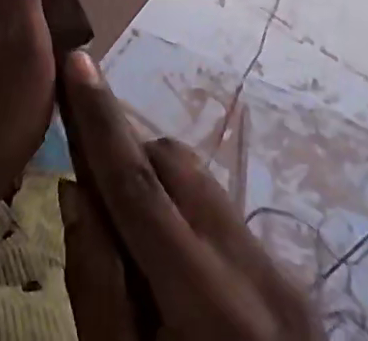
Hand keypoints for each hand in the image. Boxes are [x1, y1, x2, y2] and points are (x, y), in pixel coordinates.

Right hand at [59, 51, 317, 340]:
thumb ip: (95, 278)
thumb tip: (76, 187)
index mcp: (209, 306)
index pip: (141, 187)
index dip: (101, 121)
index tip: (76, 62)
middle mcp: (257, 274)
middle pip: (177, 167)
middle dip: (126, 155)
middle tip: (90, 189)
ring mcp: (283, 275)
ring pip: (201, 183)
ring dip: (154, 183)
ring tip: (129, 237)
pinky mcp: (291, 280)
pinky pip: (222, 213)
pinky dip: (182, 213)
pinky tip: (168, 263)